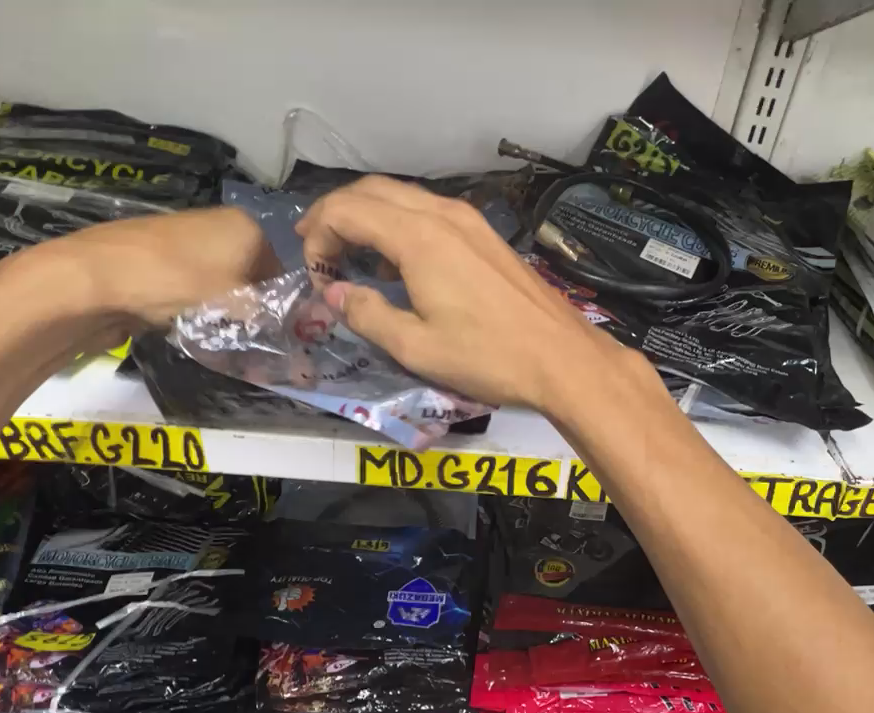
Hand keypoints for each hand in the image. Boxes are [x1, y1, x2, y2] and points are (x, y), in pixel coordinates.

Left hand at [16, 206, 281, 325]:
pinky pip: (195, 289)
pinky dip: (198, 309)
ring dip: (225, 313)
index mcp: (246, 226)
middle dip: (253, 311)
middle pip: (252, 279)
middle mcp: (219, 226)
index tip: (275, 339)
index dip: (281, 309)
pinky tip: (190, 325)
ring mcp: (186, 240)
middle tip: (250, 343)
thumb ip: (268, 316)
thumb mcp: (237, 303)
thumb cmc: (178, 282)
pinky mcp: (161, 258)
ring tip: (219, 338)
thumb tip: (287, 332)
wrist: (95, 277)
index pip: (282, 274)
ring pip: (224, 286)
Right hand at [295, 175, 649, 411]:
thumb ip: (366, 314)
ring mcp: (470, 222)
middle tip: (318, 249)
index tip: (310, 268)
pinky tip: (400, 266)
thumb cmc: (488, 357)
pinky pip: (431, 215)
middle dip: (337, 214)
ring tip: (352, 258)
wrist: (562, 359)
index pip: (348, 209)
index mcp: (419, 237)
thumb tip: (333, 292)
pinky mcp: (487, 237)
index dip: (318, 232)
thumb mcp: (416, 347)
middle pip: (373, 191)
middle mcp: (443, 215)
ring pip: (404, 199)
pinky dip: (402, 227)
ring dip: (370, 218)